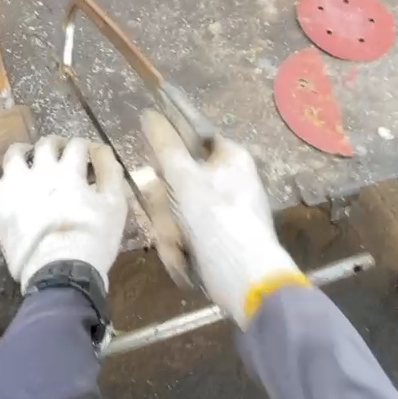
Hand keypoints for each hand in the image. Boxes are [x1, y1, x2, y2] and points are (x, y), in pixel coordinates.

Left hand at [0, 136, 127, 291]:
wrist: (61, 271)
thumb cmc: (93, 240)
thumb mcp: (115, 206)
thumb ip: (110, 173)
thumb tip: (102, 150)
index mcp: (70, 170)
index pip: (77, 145)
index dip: (85, 147)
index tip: (88, 156)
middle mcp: (41, 169)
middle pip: (47, 144)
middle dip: (56, 144)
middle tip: (60, 155)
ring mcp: (16, 183)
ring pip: (15, 153)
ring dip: (23, 151)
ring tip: (27, 157)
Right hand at [141, 110, 304, 327]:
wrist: (248, 284)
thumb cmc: (218, 222)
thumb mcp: (185, 179)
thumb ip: (165, 145)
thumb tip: (149, 114)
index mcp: (231, 157)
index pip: (192, 138)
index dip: (170, 152)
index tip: (159, 170)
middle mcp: (231, 179)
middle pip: (179, 177)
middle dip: (166, 204)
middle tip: (171, 218)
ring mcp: (225, 209)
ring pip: (178, 207)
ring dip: (171, 228)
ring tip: (180, 244)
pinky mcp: (220, 236)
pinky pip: (187, 230)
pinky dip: (181, 244)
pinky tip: (183, 257)